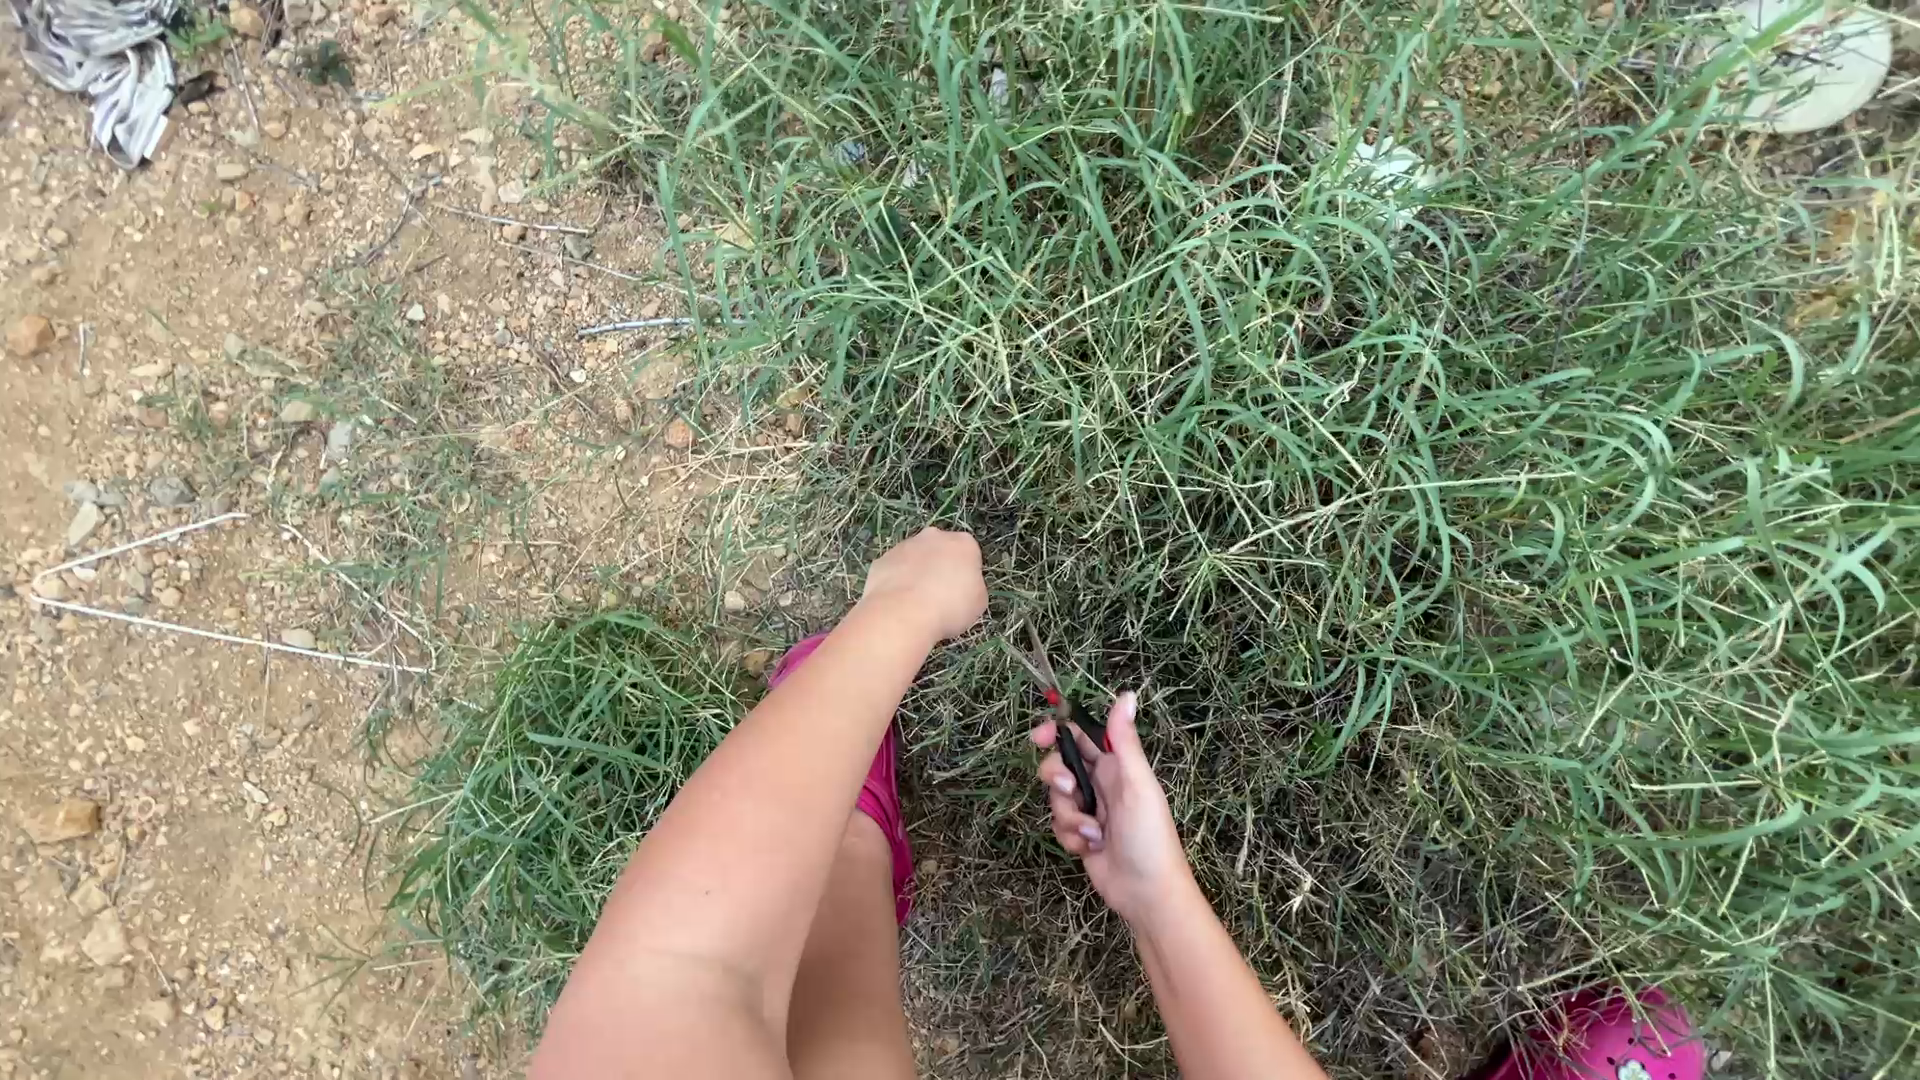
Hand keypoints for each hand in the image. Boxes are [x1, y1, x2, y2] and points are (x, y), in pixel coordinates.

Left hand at [857, 526, 987, 641]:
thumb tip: (962, 587)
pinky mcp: (882, 559)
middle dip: (939, 567)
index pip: (969, 553)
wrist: (903, 613)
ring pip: (914, 558)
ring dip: (916, 574)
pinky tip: (897, 603)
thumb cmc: (949, 607)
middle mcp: (933, 536)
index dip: (966, 574)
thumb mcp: (978, 602)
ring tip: (916, 603)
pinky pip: (894, 570)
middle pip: (940, 550)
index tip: (962, 592)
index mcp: (963, 543)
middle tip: (940, 595)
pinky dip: (896, 583)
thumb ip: (973, 587)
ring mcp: (904, 546)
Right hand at [1032, 692, 1196, 925]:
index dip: (1056, 732)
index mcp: (1116, 765)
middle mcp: (1101, 783)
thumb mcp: (1137, 784)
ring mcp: (1089, 810)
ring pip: (1056, 798)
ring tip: (1093, 835)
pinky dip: (1070, 837)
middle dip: (1056, 778)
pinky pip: (1059, 825)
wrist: (1148, 894)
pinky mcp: (1080, 836)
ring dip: (1069, 816)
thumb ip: (1124, 740)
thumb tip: (1126, 694)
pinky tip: (1089, 849)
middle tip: (1069, 791)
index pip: (1079, 736)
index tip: (1038, 738)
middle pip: (1060, 765)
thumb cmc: (1149, 836)